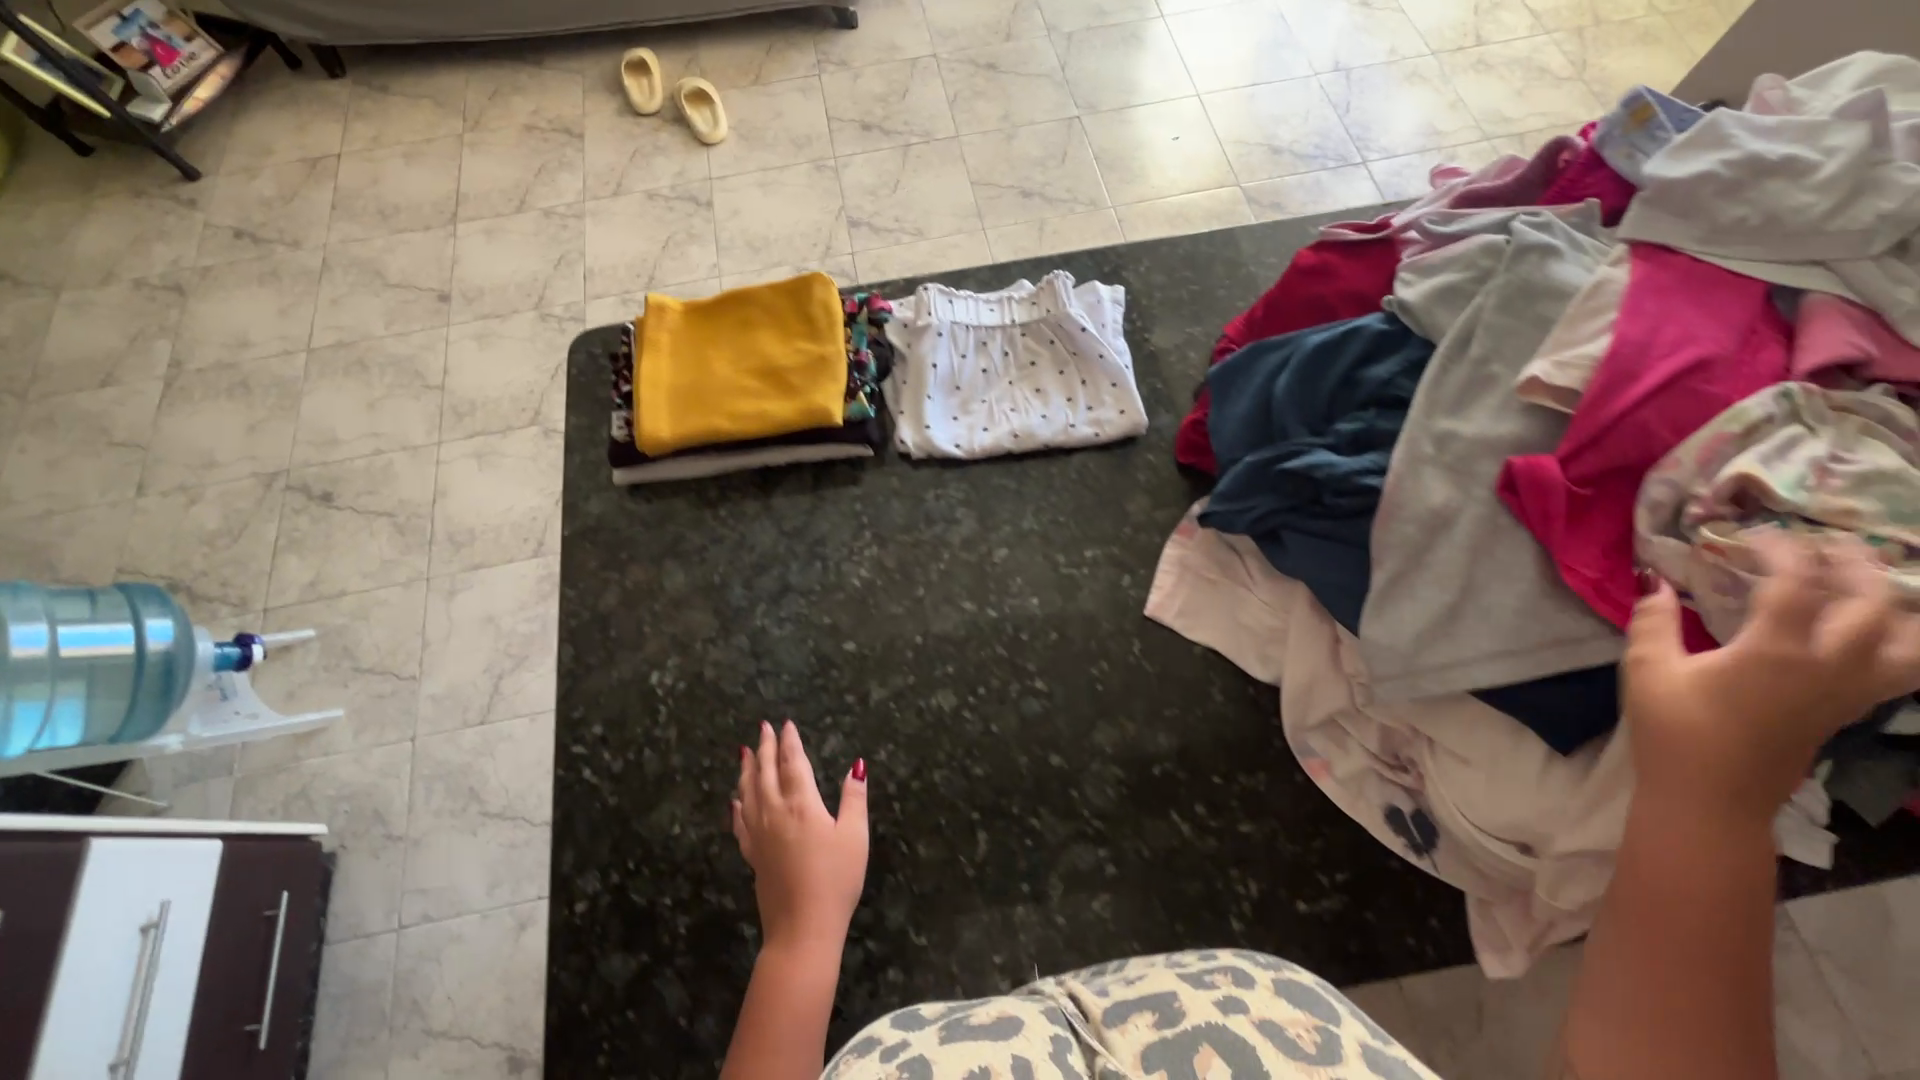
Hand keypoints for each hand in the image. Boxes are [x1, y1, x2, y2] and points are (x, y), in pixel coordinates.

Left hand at [732, 720, 868, 950]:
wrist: (802, 927)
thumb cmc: (836, 880)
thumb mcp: (855, 836)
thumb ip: (853, 799)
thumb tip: (856, 765)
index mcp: (801, 804)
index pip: (793, 763)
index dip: (790, 742)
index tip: (786, 724)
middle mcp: (774, 812)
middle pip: (766, 772)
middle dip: (765, 747)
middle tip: (763, 728)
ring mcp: (759, 834)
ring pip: (748, 793)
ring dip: (747, 769)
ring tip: (744, 752)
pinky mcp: (753, 855)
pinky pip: (740, 822)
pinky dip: (738, 806)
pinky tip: (736, 800)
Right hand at [1625, 532, 1919, 823]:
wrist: (1710, 797)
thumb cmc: (1673, 731)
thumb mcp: (1649, 670)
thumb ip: (1653, 621)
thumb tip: (1654, 581)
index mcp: (1776, 651)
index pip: (1795, 582)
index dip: (1780, 550)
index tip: (1756, 535)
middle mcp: (1828, 666)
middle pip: (1872, 603)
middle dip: (1853, 566)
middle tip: (1826, 545)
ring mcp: (1847, 692)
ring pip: (1908, 641)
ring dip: (1896, 605)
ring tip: (1873, 585)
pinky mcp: (1848, 711)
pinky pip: (1902, 670)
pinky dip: (1901, 642)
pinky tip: (1876, 633)